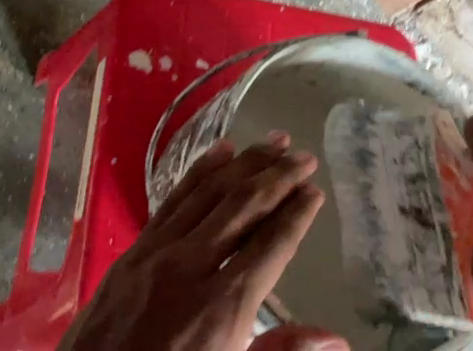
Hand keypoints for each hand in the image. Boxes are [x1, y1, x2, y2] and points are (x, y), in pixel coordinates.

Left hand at [59, 133, 347, 350]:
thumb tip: (337, 337)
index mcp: (223, 308)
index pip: (270, 246)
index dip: (296, 215)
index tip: (315, 190)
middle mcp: (191, 266)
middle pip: (242, 207)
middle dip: (277, 178)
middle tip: (304, 155)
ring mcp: (159, 251)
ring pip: (209, 193)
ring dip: (245, 163)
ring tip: (274, 141)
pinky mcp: (136, 247)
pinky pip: (173, 198)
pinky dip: (200, 171)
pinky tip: (221, 151)